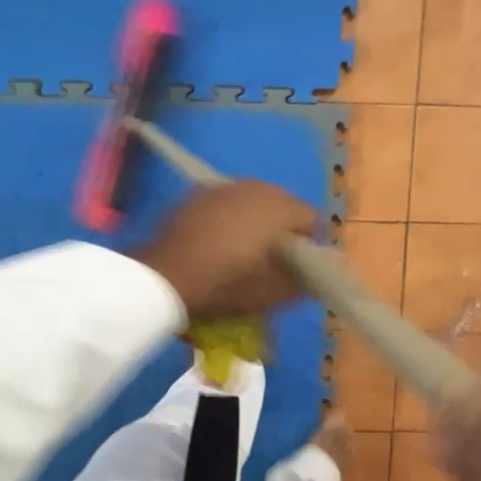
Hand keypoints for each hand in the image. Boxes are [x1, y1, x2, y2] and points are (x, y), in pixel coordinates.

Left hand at [135, 181, 316, 319]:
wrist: (165, 276)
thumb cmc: (224, 285)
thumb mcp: (269, 295)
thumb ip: (300, 282)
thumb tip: (315, 275)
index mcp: (279, 209)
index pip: (311, 218)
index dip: (309, 243)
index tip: (299, 266)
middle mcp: (255, 188)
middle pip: (283, 204)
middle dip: (283, 227)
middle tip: (273, 258)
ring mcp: (224, 186)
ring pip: (254, 199)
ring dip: (256, 219)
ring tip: (245, 247)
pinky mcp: (198, 193)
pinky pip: (227, 201)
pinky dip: (230, 216)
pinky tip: (218, 239)